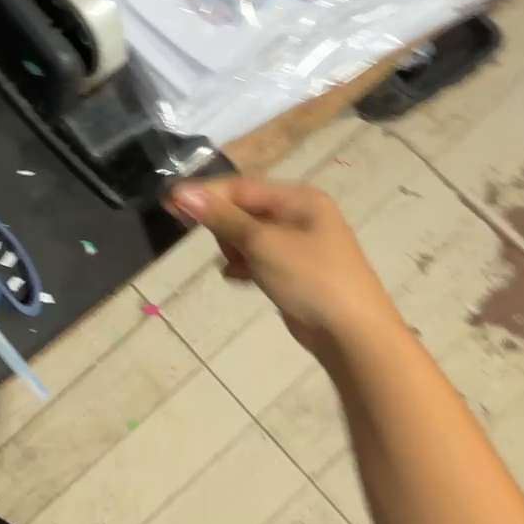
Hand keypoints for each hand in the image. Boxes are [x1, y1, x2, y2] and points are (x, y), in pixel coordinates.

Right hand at [170, 177, 399, 354]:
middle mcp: (299, 214)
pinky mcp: (293, 268)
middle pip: (240, 208)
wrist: (354, 336)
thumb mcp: (261, 243)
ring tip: (237, 267)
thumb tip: (178, 191)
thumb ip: (219, 216)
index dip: (203, 194)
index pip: (238, 186)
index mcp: (299, 199)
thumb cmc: (311, 280)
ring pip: (245, 233)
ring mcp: (298, 242)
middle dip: (222, 226)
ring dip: (232, 248)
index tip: (169, 204)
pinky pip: (255, 254)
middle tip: (218, 246)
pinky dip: (243, 264)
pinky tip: (241, 278)